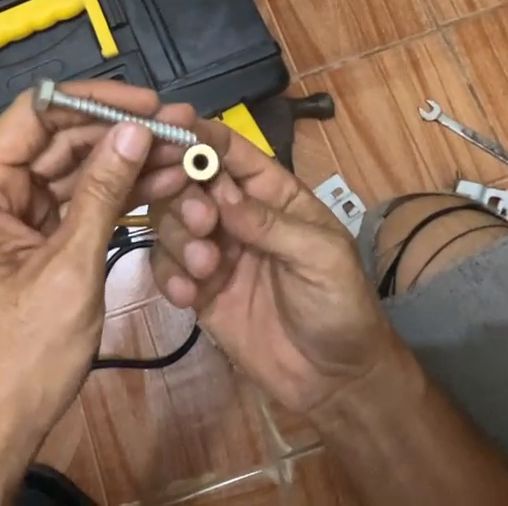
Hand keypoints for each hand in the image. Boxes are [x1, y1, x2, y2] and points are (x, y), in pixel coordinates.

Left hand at [0, 82, 195, 502]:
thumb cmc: (15, 361)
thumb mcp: (68, 271)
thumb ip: (102, 194)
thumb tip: (134, 131)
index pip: (36, 114)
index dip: (93, 101)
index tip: (146, 103)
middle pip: (58, 140)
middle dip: (117, 132)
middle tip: (176, 127)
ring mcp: (12, 217)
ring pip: (71, 170)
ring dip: (123, 162)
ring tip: (179, 151)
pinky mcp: (32, 242)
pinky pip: (74, 203)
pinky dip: (113, 195)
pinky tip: (158, 183)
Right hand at [149, 122, 400, 414]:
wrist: (335, 381)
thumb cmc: (341, 305)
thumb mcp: (321, 257)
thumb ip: (271, 225)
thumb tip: (220, 194)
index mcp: (270, 192)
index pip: (229, 150)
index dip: (198, 134)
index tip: (167, 127)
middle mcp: (235, 213)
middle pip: (189, 180)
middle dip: (185, 194)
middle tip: (201, 222)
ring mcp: (214, 249)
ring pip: (171, 221)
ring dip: (178, 238)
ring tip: (204, 268)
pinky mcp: (197, 288)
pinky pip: (165, 267)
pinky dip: (169, 275)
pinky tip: (187, 297)